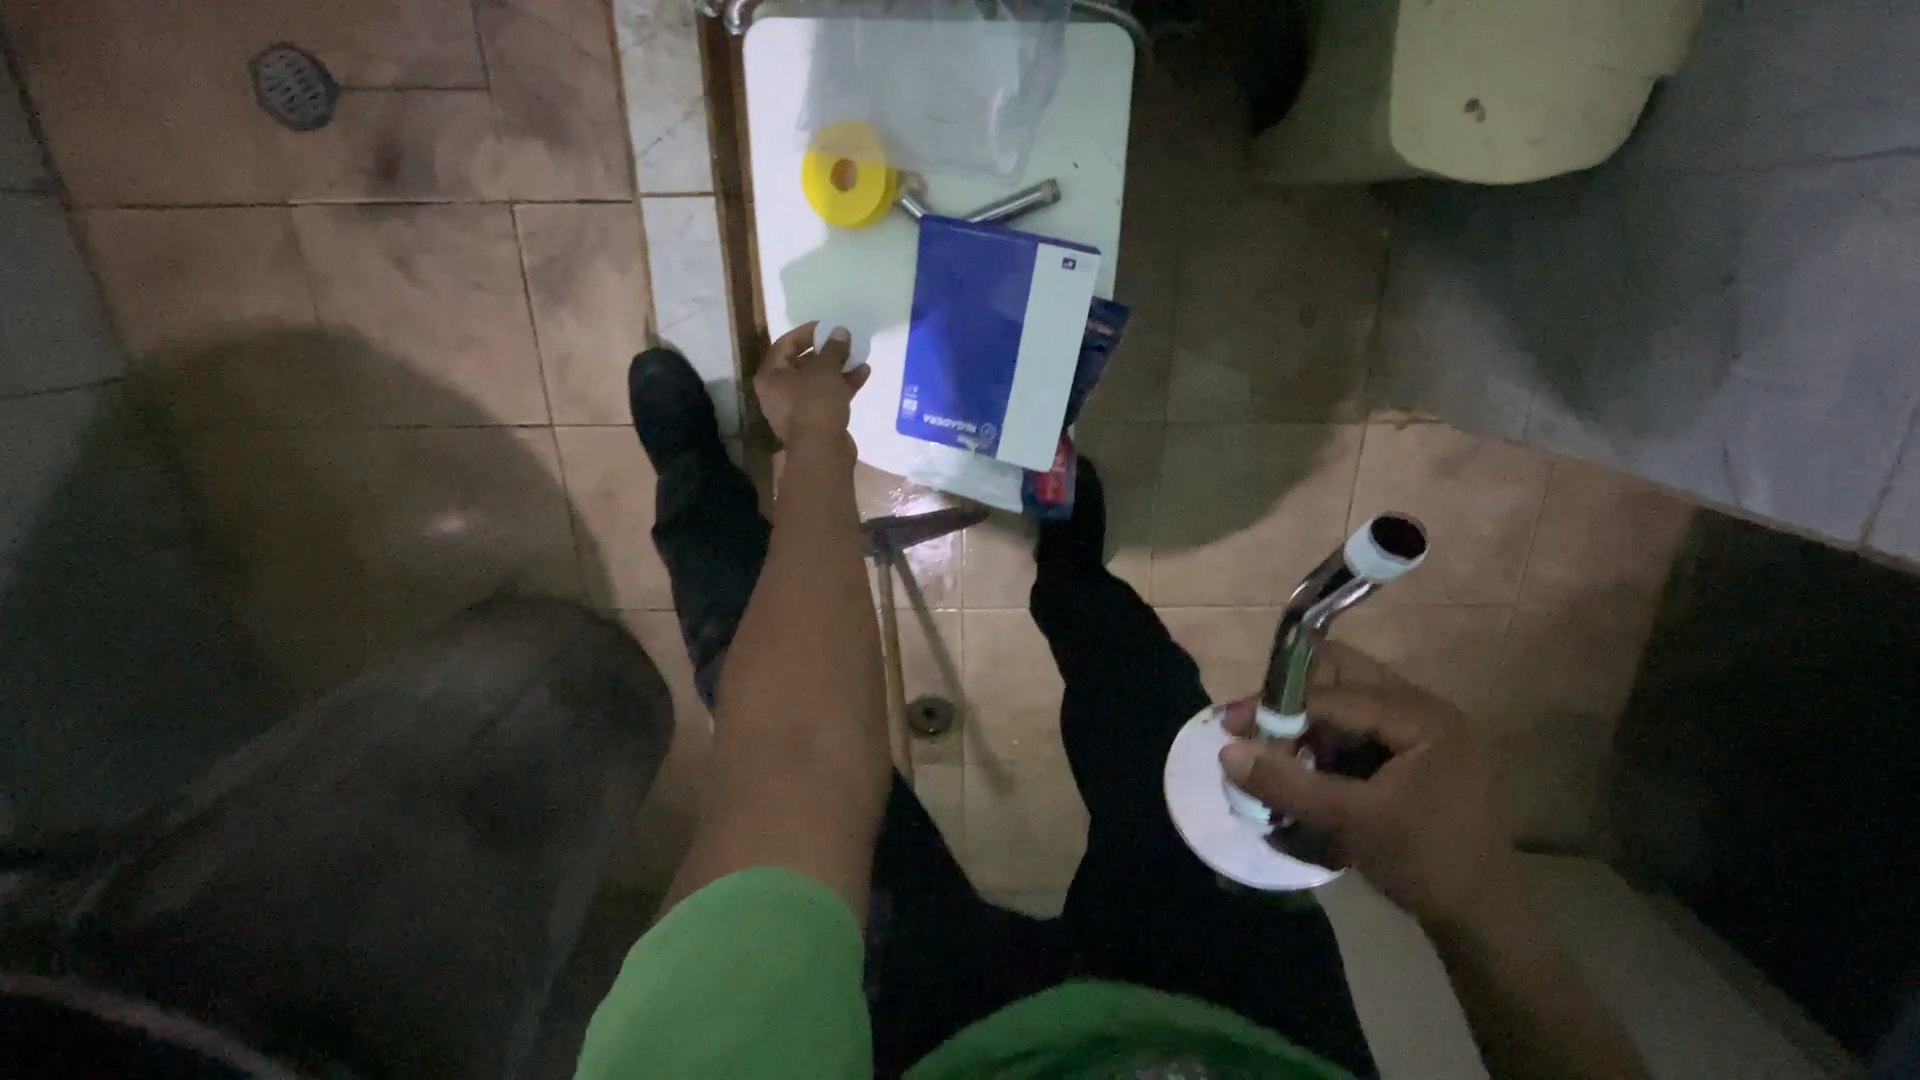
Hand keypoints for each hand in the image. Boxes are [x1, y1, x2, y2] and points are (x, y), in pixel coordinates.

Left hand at [755, 322, 869, 447]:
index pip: (784, 344)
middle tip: (843, 341)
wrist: (821, 452)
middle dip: (825, 352)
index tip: (826, 326)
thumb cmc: (815, 404)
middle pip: (801, 364)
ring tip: (858, 356)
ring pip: (817, 381)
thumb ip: (833, 348)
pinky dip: (842, 386)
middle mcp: (779, 391)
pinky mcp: (814, 421)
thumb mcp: (825, 371)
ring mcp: (796, 408)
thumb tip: (840, 332)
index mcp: (771, 376)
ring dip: (837, 368)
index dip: (806, 333)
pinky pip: (827, 396)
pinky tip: (863, 374)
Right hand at [1220, 641, 1515, 928]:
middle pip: (1342, 675)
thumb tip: (1226, 752)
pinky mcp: (1414, 751)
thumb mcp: (1351, 823)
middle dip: (1293, 697)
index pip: (1333, 694)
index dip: (1276, 707)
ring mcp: (1421, 728)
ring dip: (1308, 720)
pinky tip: (1308, 770)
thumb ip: (1287, 784)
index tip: (1229, 724)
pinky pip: (1358, 726)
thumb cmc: (1425, 862)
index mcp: (1420, 717)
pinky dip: (1326, 740)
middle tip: (1256, 725)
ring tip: (1278, 754)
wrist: (1484, 917)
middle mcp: (1423, 708)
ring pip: (1347, 698)